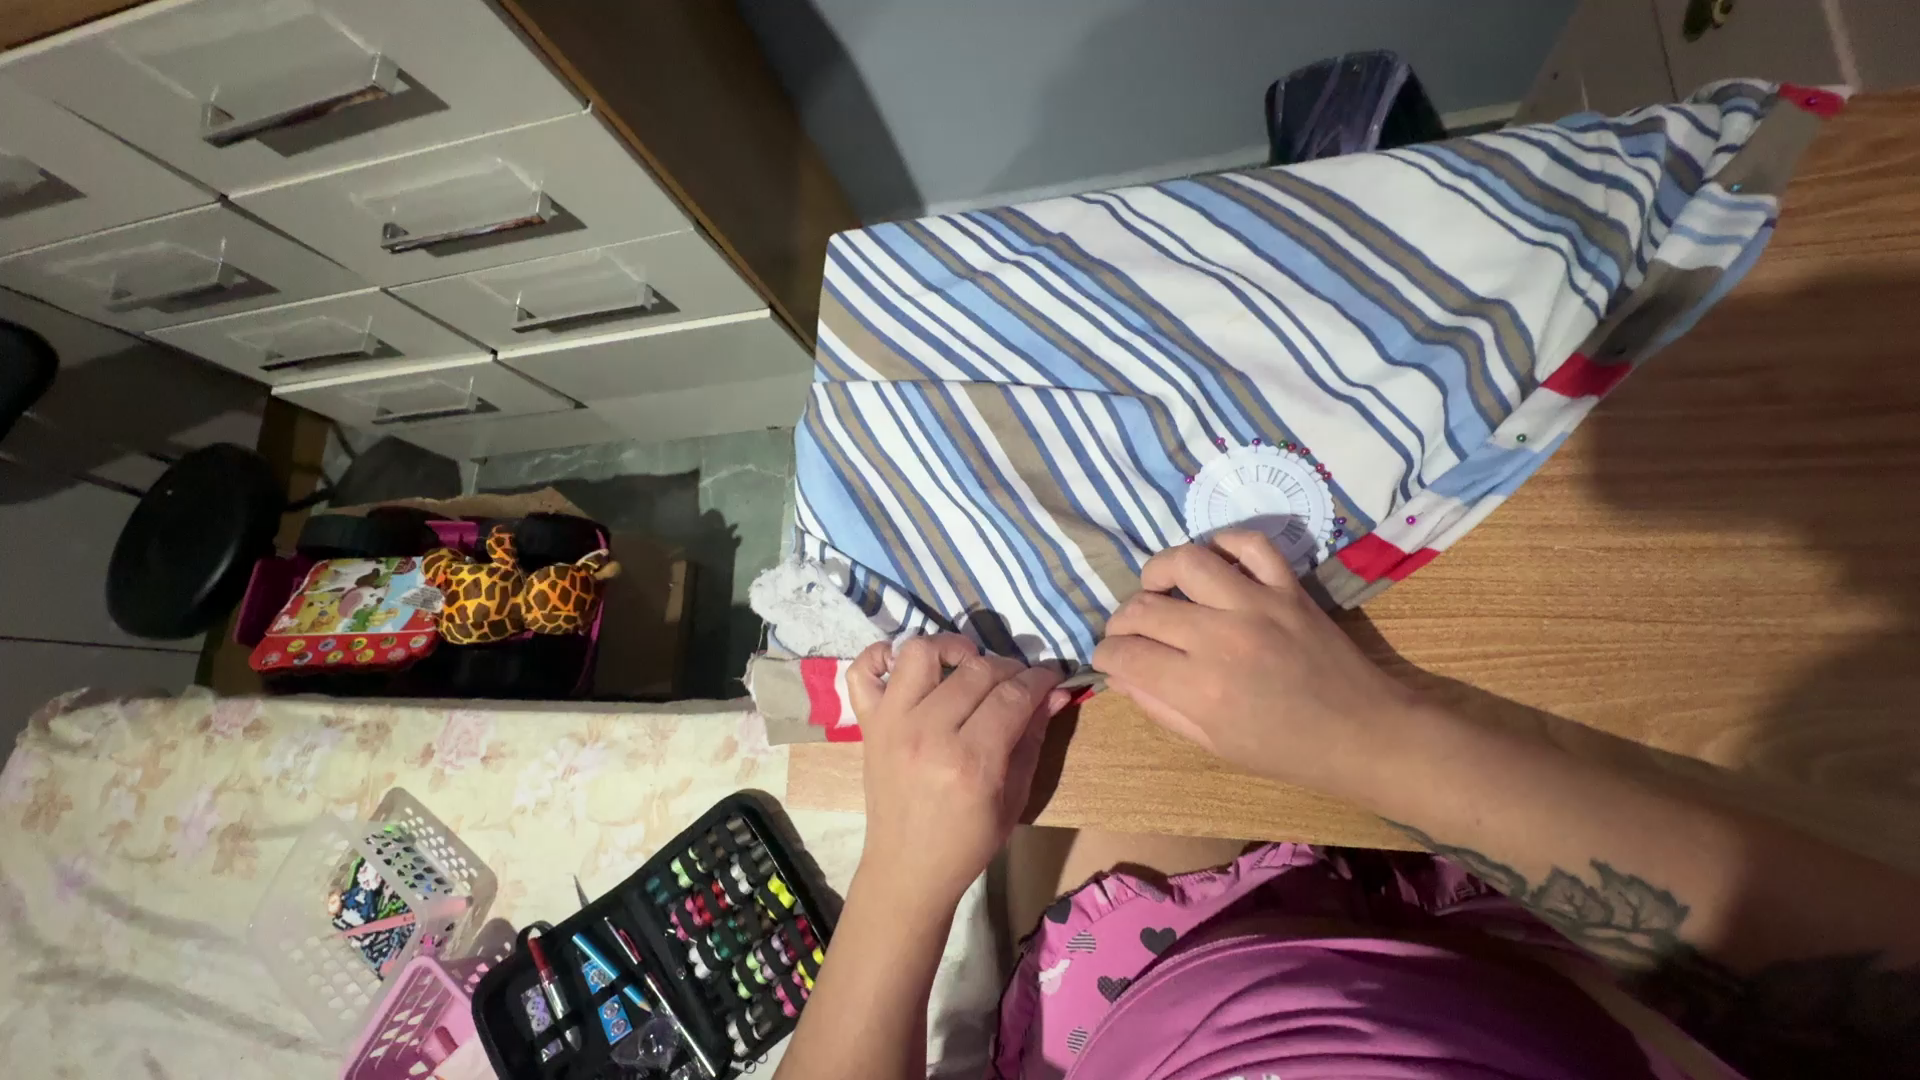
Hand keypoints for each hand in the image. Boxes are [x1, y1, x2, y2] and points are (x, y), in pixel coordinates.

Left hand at [846, 635, 1068, 912]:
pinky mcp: (867, 724)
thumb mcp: (1015, 796)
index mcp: (971, 762)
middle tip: (1017, 681)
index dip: (1039, 679)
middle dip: (1008, 667)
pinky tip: (907, 667)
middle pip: (976, 671)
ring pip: (920, 654)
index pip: (1013, 695)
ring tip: (967, 664)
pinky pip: (862, 671)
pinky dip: (880, 655)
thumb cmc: (968, 841)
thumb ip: (1033, 738)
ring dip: (951, 648)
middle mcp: (928, 734)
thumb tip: (1056, 692)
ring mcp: (892, 725)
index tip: (1051, 676)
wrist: (908, 869)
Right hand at [1092, 530, 1428, 795]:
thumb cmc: (1285, 750)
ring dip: (1157, 572)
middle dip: (1120, 620)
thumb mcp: (1212, 744)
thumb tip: (1119, 675)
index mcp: (1200, 689)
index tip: (1108, 657)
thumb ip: (1158, 706)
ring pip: (1186, 562)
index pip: (1125, 654)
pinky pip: (1249, 545)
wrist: (1365, 735)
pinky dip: (1223, 543)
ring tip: (1155, 588)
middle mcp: (1221, 639)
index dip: (1105, 654)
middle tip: (1127, 632)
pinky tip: (1210, 561)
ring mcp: (1257, 605)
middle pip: (1144, 608)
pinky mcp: (1288, 588)